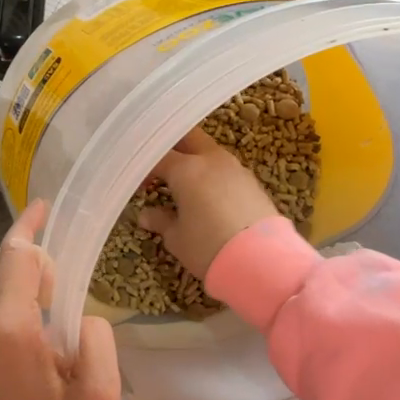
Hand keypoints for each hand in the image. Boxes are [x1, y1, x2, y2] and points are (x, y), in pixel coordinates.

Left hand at [0, 200, 121, 399]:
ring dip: (18, 281)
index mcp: (7, 333)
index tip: (45, 208)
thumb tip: (77, 315)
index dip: (31, 229)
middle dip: (25, 250)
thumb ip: (95, 339)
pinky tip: (34, 322)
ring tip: (54, 291)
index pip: (15, 259)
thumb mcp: (101, 397)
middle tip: (56, 243)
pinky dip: (8, 306)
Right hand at [137, 128, 277, 278]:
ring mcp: (236, 170)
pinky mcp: (252, 184)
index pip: (159, 157)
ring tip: (183, 185)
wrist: (261, 260)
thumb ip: (161, 220)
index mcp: (187, 169)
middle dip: (172, 149)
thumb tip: (147, 215)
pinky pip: (225, 170)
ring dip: (194, 161)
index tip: (138, 183)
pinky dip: (212, 176)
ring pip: (209, 153)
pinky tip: (207, 197)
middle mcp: (212, 161)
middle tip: (160, 169)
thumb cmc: (208, 246)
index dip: (145, 168)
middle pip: (188, 139)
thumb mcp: (176, 238)